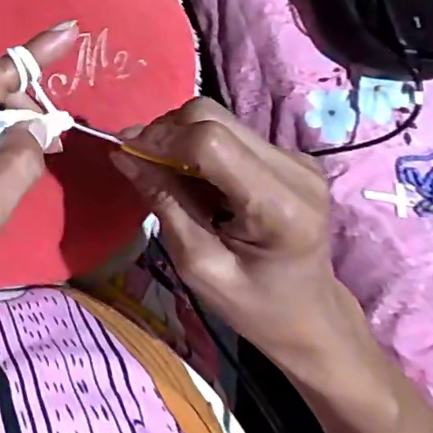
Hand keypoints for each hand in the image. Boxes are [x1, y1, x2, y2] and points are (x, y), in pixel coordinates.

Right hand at [112, 98, 366, 370]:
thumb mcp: (196, 263)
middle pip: (212, 117)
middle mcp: (294, 169)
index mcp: (279, 207)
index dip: (161, 140)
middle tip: (142, 163)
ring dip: (178, 136)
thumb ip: (163, 202)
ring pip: (216, 117)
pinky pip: (227, 130)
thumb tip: (123, 152)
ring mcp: (295, 157)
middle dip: (165, 132)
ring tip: (165, 172)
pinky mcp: (287, 155)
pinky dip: (195, 144)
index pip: (211, 143)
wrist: (309, 316)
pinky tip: (191, 176)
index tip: (127, 155)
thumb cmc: (252, 303)